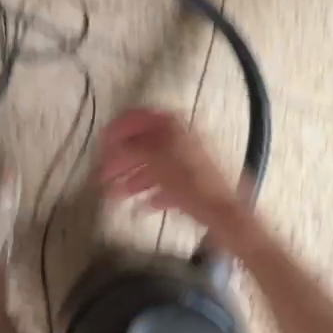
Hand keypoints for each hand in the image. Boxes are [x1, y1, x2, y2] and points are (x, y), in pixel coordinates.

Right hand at [98, 108, 250, 239]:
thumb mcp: (160, 163)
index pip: (143, 117)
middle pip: (147, 143)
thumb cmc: (195, 186)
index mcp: (177, 128)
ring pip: (157, 165)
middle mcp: (184, 140)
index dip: (121, 126)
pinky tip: (145, 204)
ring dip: (134, 176)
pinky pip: (170, 183)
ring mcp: (191, 163)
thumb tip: (116, 141)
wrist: (228, 216)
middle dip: (123, 158)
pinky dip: (154, 191)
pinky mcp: (196, 184)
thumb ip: (136, 147)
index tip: (103, 140)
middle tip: (104, 172)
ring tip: (116, 194)